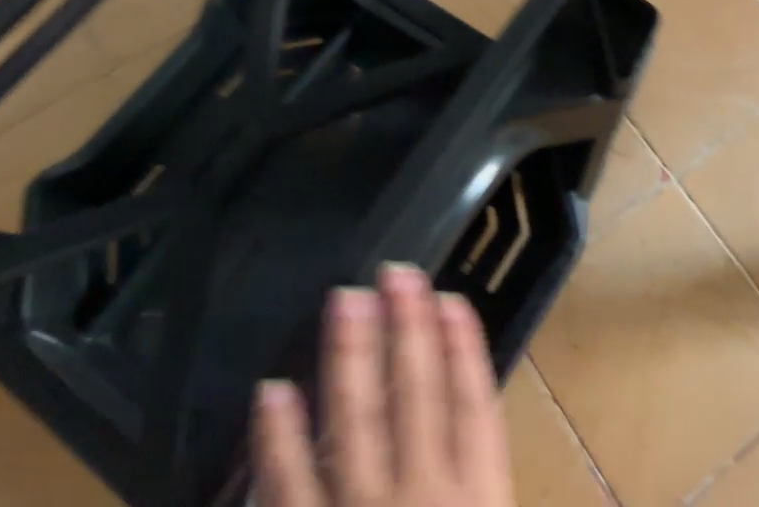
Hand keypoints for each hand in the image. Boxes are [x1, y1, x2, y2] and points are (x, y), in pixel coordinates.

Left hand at [252, 263, 516, 506]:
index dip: (464, 348)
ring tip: (346, 298)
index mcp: (477, 497)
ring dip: (351, 353)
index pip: (473, 408)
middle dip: (407, 328)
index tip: (451, 300)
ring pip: (356, 419)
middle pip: (415, 395)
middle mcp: (423, 493)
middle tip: (396, 274)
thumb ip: (486, 481)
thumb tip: (481, 432)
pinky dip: (277, 435)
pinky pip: (287, 478)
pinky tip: (272, 389)